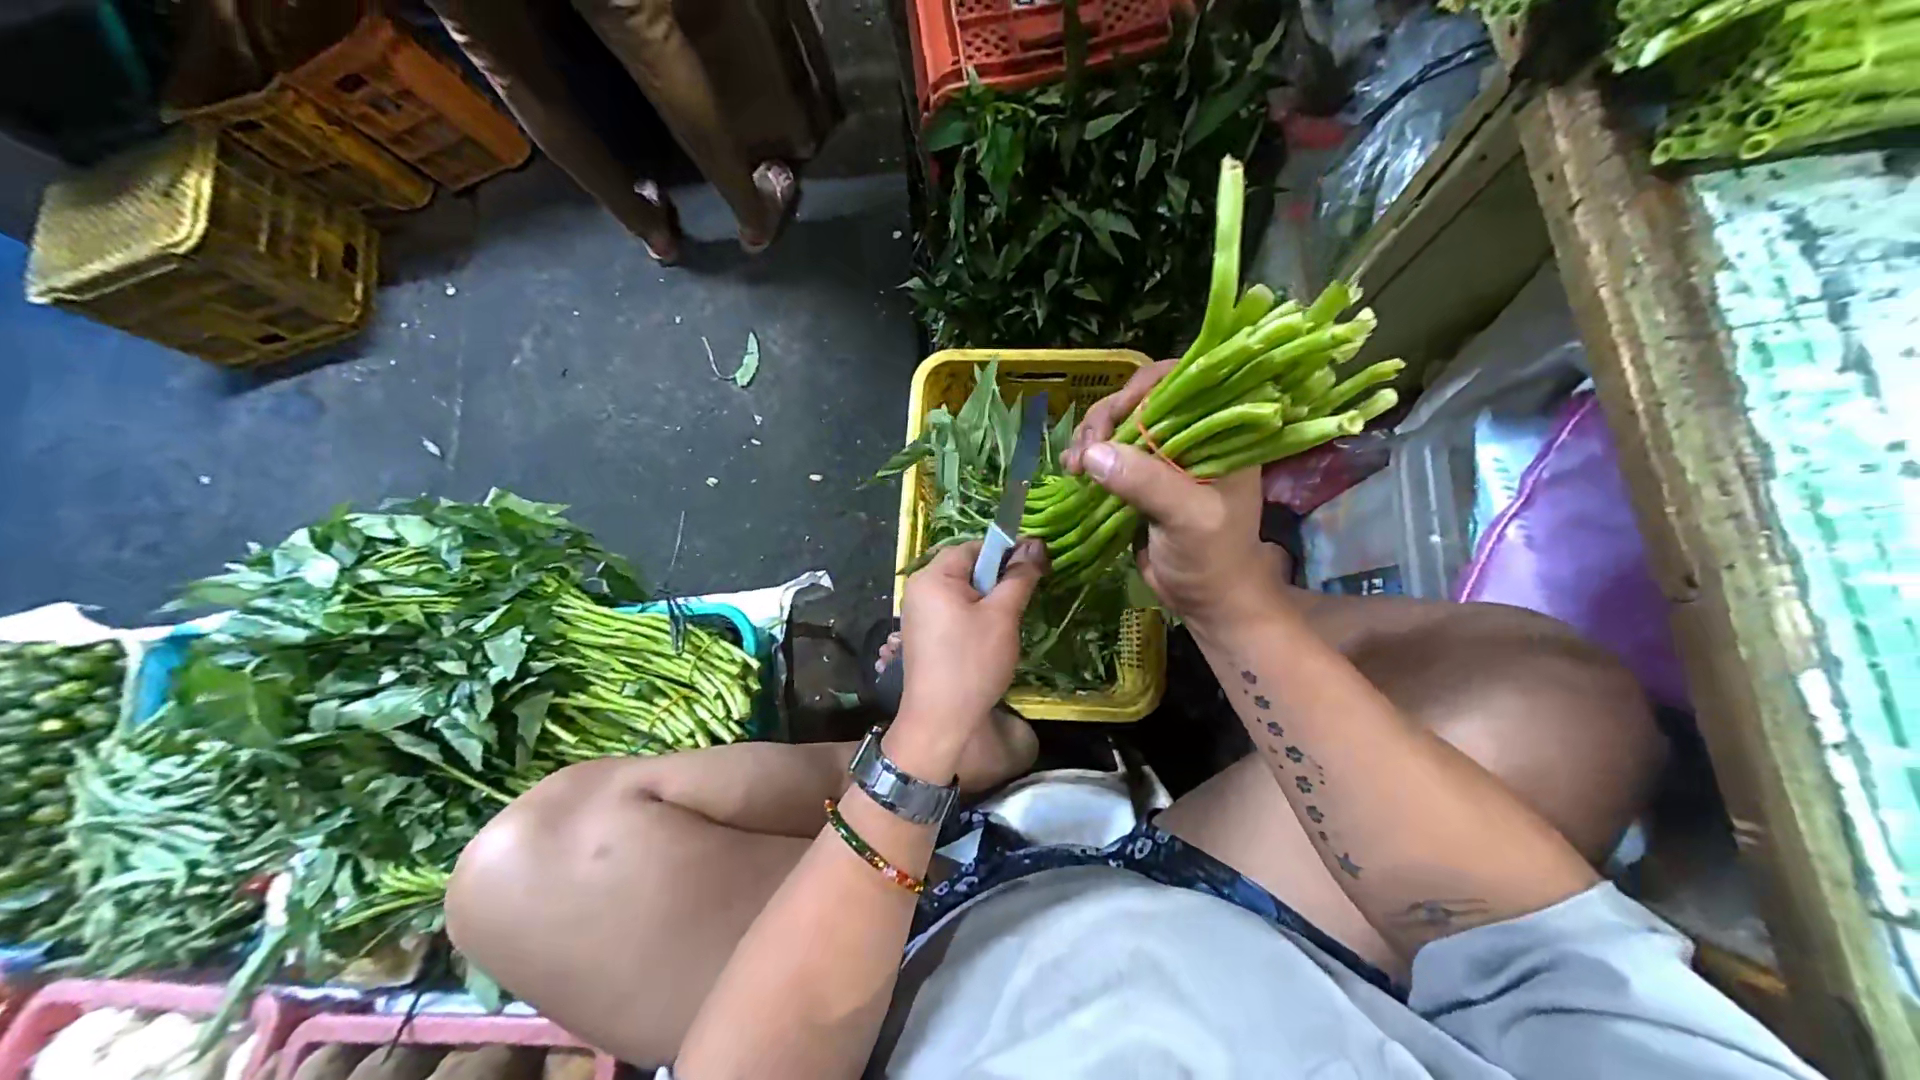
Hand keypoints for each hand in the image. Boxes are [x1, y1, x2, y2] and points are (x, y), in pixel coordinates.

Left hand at [894, 539, 1045, 760]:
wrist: (941, 720)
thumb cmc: (972, 663)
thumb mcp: (1002, 616)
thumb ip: (1019, 577)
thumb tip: (1036, 544)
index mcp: (933, 577)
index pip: (973, 547)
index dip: (1004, 552)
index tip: (1033, 568)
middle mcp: (918, 589)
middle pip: (965, 567)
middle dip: (996, 579)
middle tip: (1020, 600)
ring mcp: (917, 613)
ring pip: (960, 591)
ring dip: (987, 599)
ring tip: (1005, 623)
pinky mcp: (922, 634)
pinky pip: (951, 611)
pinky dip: (972, 616)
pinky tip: (987, 638)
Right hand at [1063, 360, 1286, 628]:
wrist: (1205, 600)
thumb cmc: (1212, 558)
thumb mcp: (1188, 519)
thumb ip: (1147, 483)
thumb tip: (1093, 453)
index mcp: (1218, 434)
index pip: (1182, 384)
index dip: (1143, 390)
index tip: (1114, 418)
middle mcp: (1190, 436)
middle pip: (1140, 401)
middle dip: (1106, 419)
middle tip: (1084, 452)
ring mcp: (1162, 456)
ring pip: (1118, 426)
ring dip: (1090, 440)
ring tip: (1073, 467)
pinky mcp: (1139, 477)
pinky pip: (1108, 453)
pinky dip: (1087, 458)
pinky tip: (1073, 473)